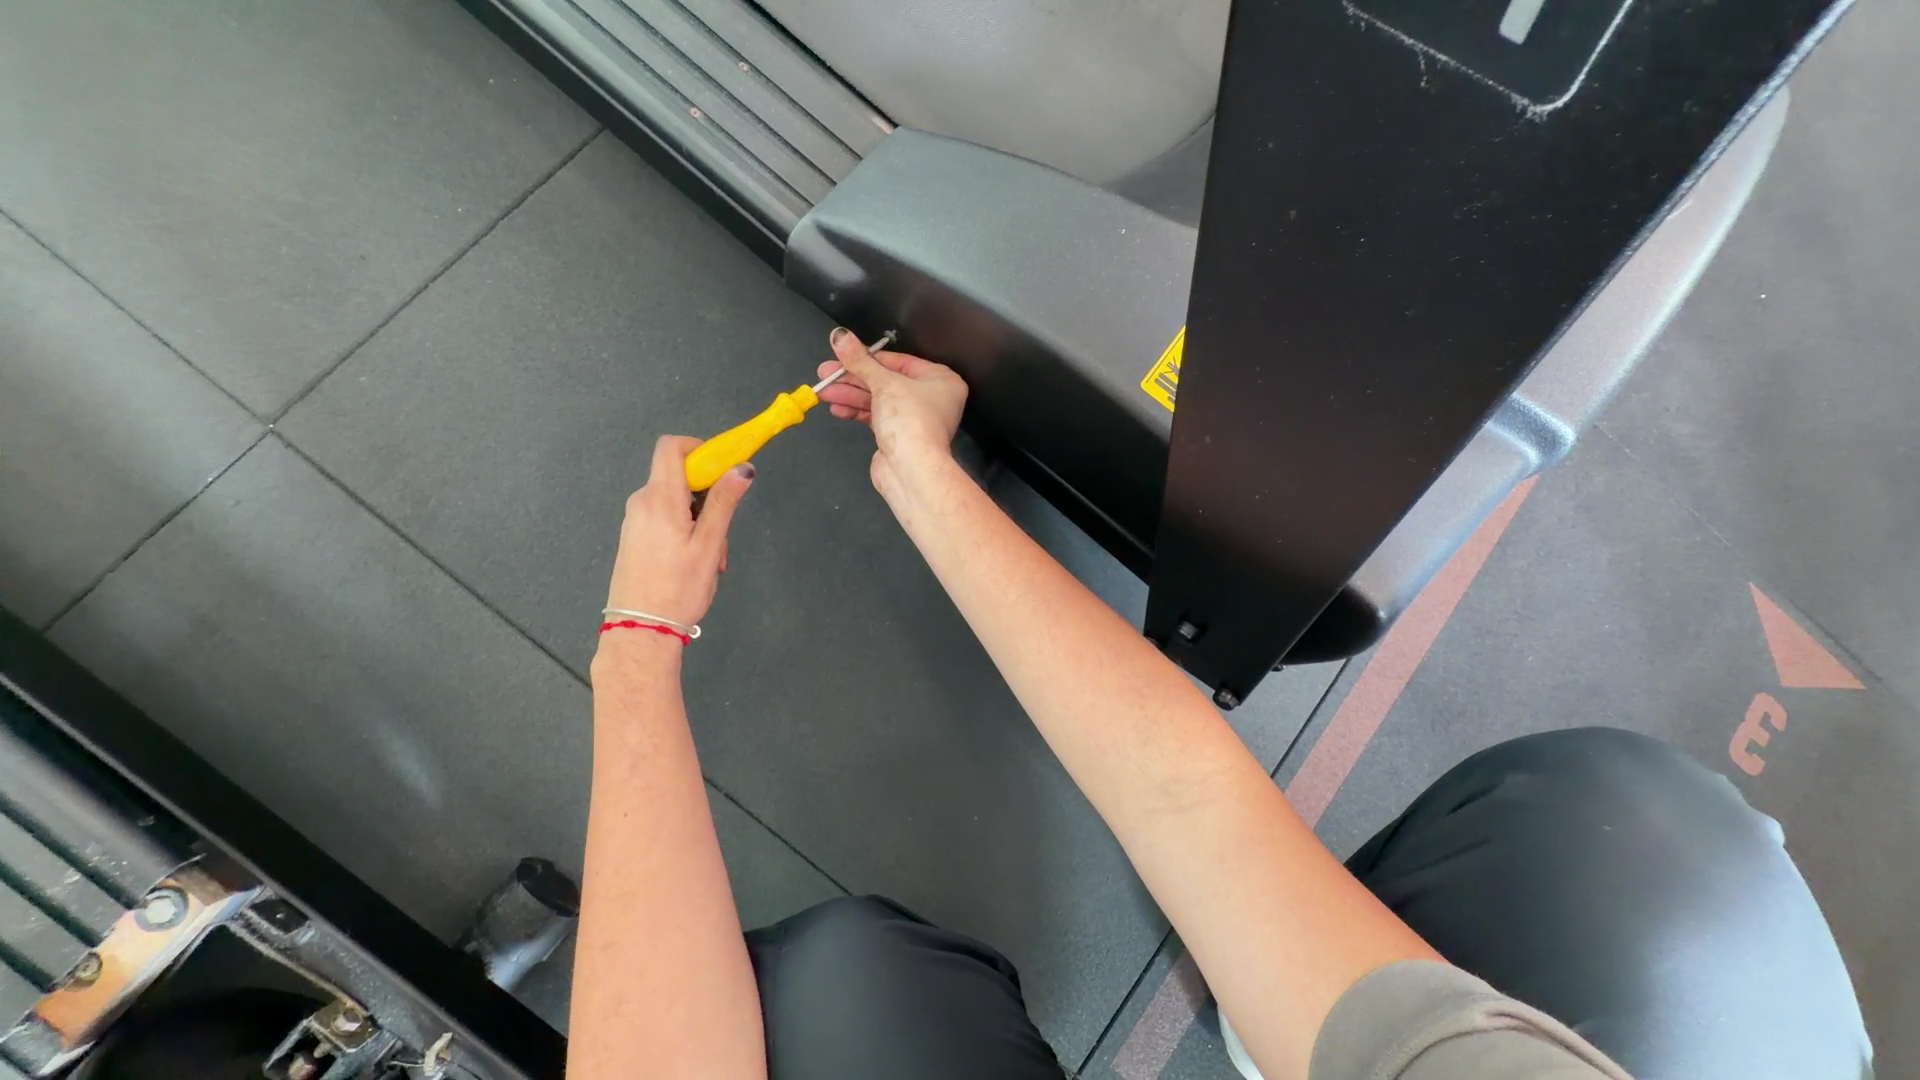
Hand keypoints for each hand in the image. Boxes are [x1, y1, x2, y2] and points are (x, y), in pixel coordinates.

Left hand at [602, 436, 753, 635]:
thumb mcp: (709, 544)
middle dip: (708, 496)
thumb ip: (724, 501)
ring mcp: (635, 521)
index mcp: (659, 498)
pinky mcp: (634, 538)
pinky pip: (664, 519)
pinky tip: (695, 564)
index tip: (722, 471)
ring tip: (712, 558)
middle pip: (678, 477)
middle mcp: (641, 502)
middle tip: (723, 532)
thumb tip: (742, 467)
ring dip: (700, 520)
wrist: (641, 630)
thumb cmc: (679, 587)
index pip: (671, 446)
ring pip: (675, 502)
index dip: (699, 448)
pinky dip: (685, 531)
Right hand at [815, 327, 967, 499]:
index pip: (899, 361)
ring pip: (878, 400)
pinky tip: (838, 409)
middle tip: (826, 373)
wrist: (912, 470)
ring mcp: (915, 419)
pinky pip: (876, 417)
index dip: (868, 358)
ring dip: (850, 395)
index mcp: (940, 380)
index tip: (843, 353)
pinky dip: (857, 412)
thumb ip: (859, 360)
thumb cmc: (910, 422)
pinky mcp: (900, 436)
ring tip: (825, 392)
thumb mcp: (883, 383)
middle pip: (886, 380)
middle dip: (854, 378)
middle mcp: (932, 398)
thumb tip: (840, 335)